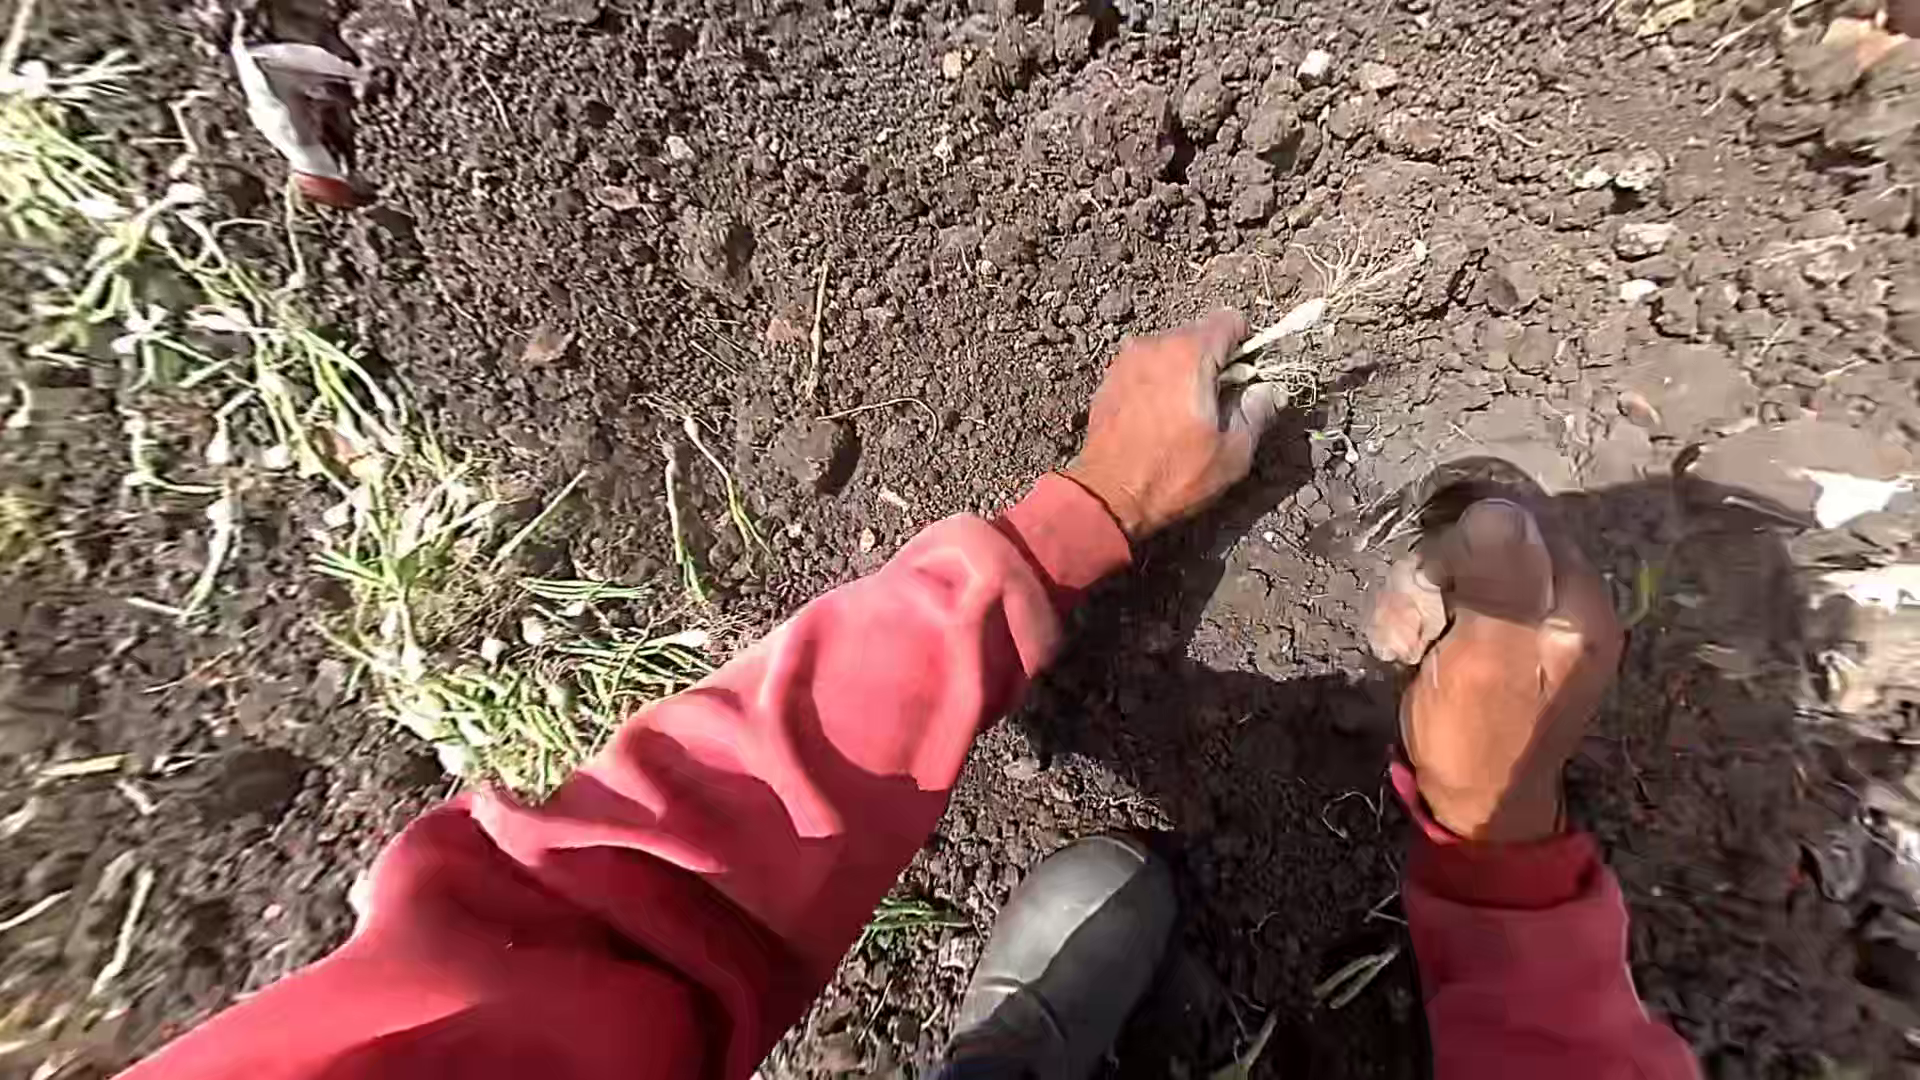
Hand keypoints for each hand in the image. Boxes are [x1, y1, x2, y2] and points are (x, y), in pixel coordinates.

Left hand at [1063, 310, 1284, 540]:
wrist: (1107, 498)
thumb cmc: (1170, 477)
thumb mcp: (1233, 452)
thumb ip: (1259, 410)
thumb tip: (1269, 391)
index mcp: (1188, 353)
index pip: (1231, 320)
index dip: (1246, 347)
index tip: (1245, 379)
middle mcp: (1151, 347)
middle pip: (1197, 336)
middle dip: (1212, 364)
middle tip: (1215, 408)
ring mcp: (1123, 364)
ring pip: (1167, 354)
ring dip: (1181, 376)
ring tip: (1181, 419)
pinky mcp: (1106, 384)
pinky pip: (1142, 373)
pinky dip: (1154, 387)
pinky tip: (1155, 422)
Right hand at [1368, 499, 1622, 842]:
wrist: (1470, 793)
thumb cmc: (1477, 732)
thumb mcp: (1484, 659)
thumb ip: (1496, 586)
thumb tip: (1495, 509)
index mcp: (1574, 603)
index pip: (1515, 525)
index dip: (1459, 545)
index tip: (1434, 588)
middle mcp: (1553, 601)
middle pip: (1474, 545)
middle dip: (1427, 580)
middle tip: (1417, 628)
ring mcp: (1517, 617)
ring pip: (1447, 571)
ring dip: (1411, 602)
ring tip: (1407, 645)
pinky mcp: (1486, 631)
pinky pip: (1440, 598)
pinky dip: (1413, 617)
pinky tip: (1407, 647)